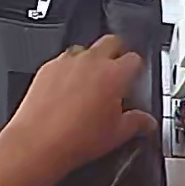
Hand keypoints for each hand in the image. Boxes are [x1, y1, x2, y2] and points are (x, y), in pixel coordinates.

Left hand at [0, 35, 158, 185]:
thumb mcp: (117, 134)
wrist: (38, 144)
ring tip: (91, 82)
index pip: (135, 59)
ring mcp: (67, 62)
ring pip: (85, 49)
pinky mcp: (47, 67)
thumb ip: (137, 122)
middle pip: (112, 41)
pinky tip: (68, 89)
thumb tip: (146, 122)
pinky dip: (69, 70)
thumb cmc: (75, 139)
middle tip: (117, 71)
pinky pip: (63, 60)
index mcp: (114, 74)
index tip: (135, 77)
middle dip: (117, 52)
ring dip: (91, 60)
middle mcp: (91, 61)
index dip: (137, 68)